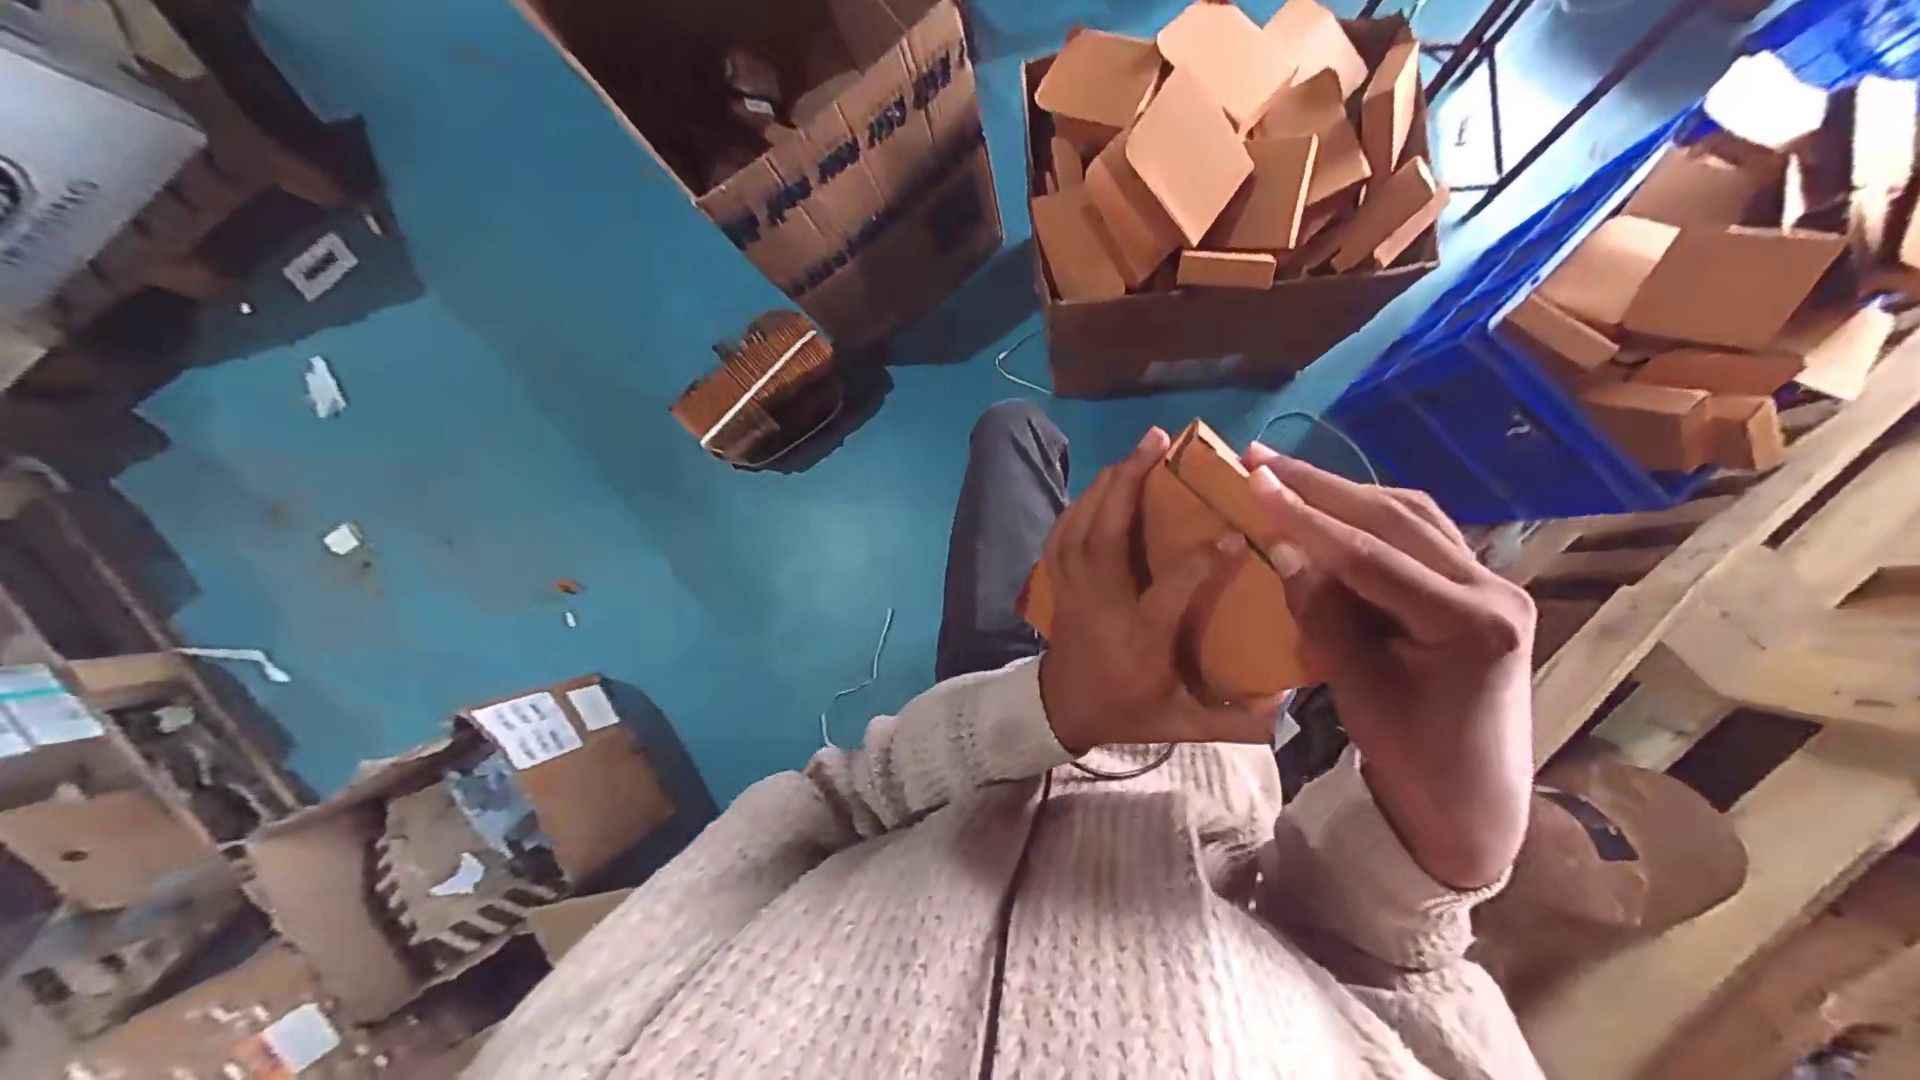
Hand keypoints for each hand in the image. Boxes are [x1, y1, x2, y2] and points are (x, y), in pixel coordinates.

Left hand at [1038, 428, 1284, 754]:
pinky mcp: (1059, 583)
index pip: (1169, 590)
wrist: (1059, 711)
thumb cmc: (1124, 711)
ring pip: (1080, 526)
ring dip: (1106, 483)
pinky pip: (1061, 534)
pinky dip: (1078, 505)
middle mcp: (1100, 603)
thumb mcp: (1182, 724)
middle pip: (1106, 535)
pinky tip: (1099, 487)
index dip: (1202, 560)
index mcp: (1137, 637)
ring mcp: (1072, 590)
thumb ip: (1235, 717)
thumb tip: (1287, 701)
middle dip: (1129, 482)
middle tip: (1158, 440)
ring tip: (1135, 452)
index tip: (1235, 533)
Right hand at [1243, 446, 1534, 889]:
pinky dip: (1367, 517)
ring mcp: (1490, 584)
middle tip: (1260, 458)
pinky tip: (1333, 508)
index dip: (1305, 516)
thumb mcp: (1357, 689)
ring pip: (1411, 517)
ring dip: (1345, 492)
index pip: (1371, 554)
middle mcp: (1492, 588)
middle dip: (1322, 485)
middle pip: (1396, 518)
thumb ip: (1322, 613)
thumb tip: (1288, 551)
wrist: (1469, 800)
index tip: (1254, 481)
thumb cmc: (1412, 755)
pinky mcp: (1473, 590)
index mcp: (1471, 622)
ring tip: (1288, 473)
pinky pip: (1417, 537)